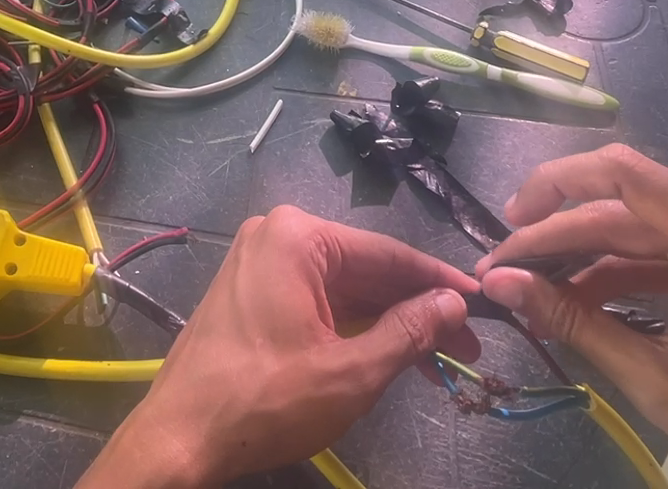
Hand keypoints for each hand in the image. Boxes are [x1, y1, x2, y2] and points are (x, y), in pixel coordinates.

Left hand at [79, 206, 480, 487]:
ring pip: (343, 286)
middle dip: (416, 307)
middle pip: (364, 269)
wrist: (182, 433)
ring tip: (440, 357)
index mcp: (297, 236)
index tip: (484, 301)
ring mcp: (262, 261)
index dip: (438, 280)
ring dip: (388, 320)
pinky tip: (391, 350)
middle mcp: (278, 234)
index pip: (385, 253)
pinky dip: (353, 325)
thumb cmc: (266, 397)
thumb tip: (453, 303)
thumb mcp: (350, 371)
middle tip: (470, 345)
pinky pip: (317, 298)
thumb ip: (407, 331)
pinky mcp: (255, 289)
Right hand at [477, 144, 667, 488]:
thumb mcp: (658, 381)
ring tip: (530, 286)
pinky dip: (623, 274)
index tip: (509, 219)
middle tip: (504, 267)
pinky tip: (577, 297)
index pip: (626, 176)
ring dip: (586, 258)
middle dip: (560, 238)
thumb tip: (497, 283)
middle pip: (628, 210)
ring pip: (644, 232)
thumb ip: (572, 320)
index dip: (556, 185)